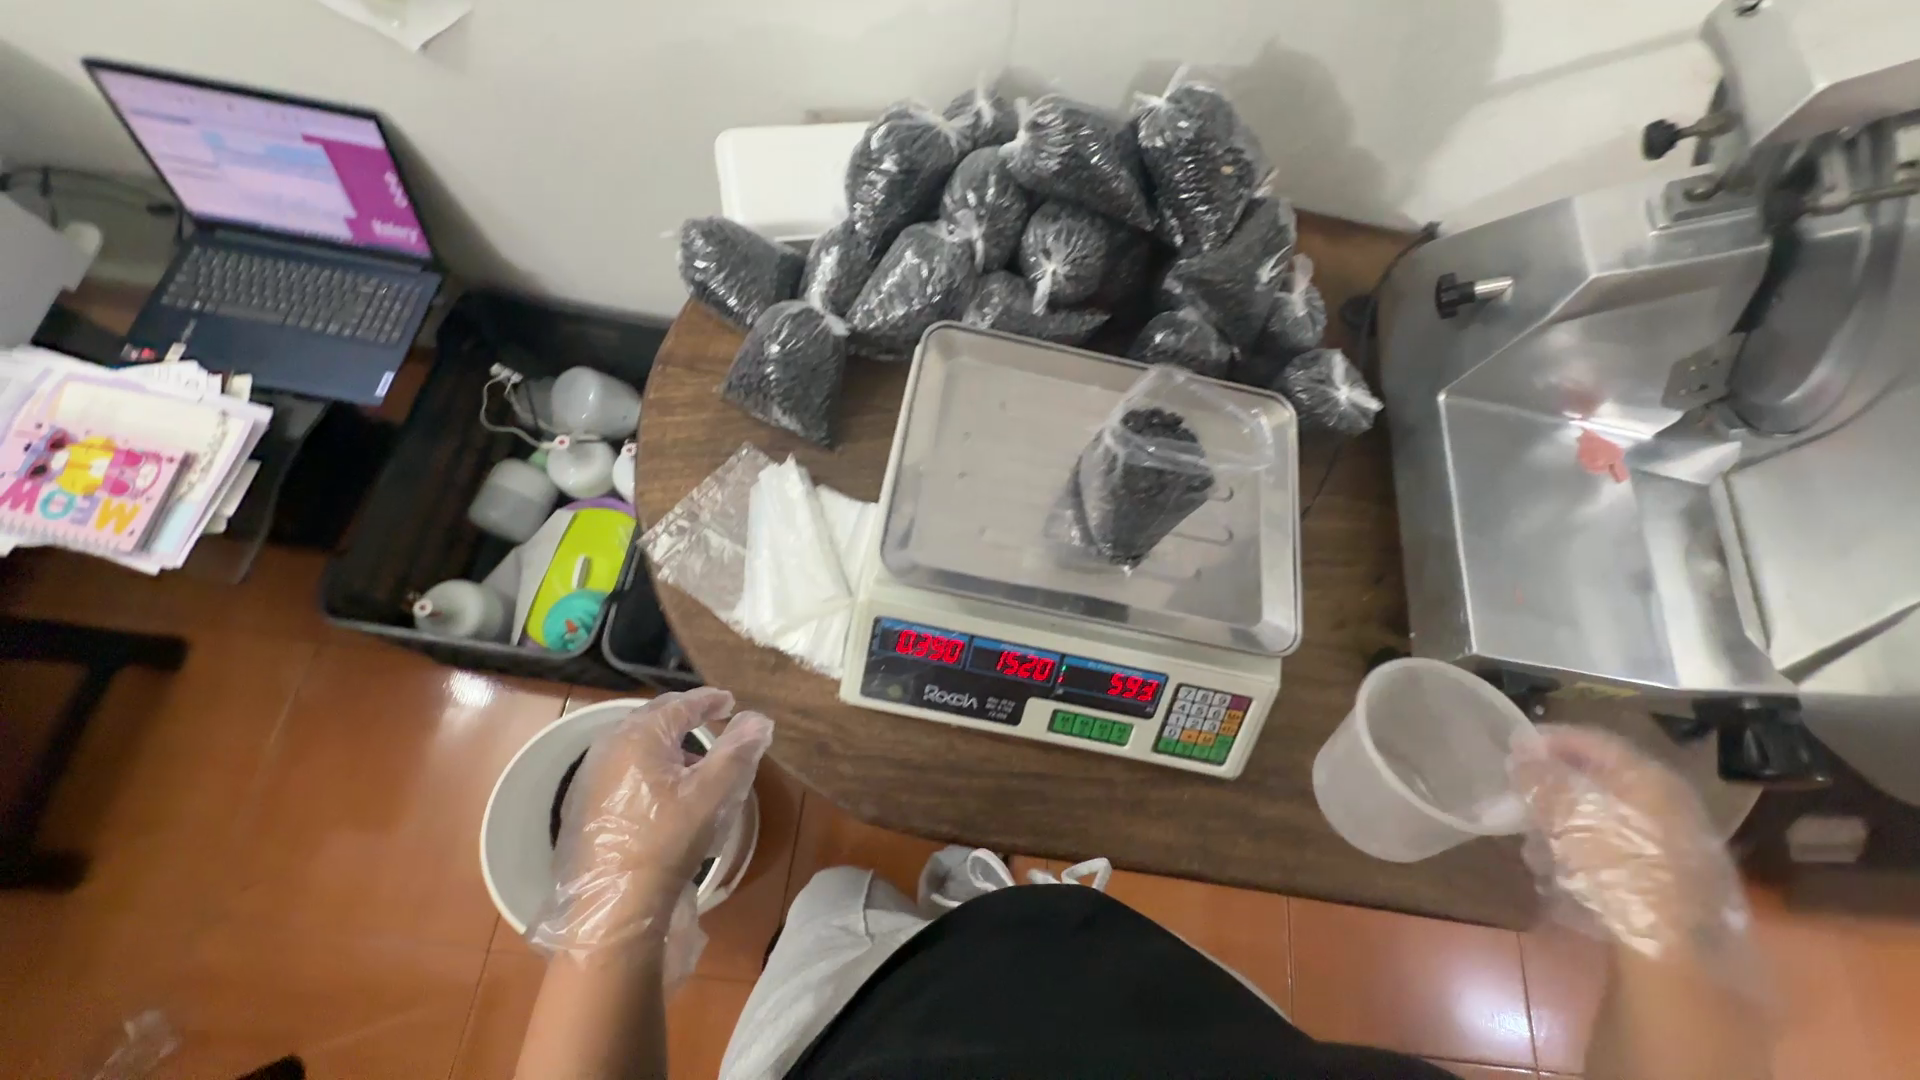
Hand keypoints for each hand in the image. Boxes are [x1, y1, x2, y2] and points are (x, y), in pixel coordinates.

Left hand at [529, 687, 773, 963]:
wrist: (614, 905)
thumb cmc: (668, 841)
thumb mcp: (713, 794)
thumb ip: (739, 750)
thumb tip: (758, 719)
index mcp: (639, 736)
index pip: (681, 704)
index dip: (709, 700)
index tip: (730, 702)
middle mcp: (609, 746)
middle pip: (654, 718)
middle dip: (686, 717)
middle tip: (712, 721)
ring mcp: (591, 776)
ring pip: (637, 744)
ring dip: (668, 743)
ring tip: (694, 761)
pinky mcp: (585, 804)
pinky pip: (623, 768)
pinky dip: (648, 766)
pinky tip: (663, 792)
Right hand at [1508, 725, 1750, 963]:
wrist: (1672, 948)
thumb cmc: (1616, 867)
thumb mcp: (1566, 814)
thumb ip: (1540, 777)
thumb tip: (1520, 752)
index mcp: (1649, 778)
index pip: (1593, 741)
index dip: (1550, 739)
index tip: (1512, 746)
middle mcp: (1669, 802)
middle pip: (1601, 778)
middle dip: (1556, 782)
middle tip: (1518, 791)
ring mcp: (1674, 841)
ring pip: (1607, 813)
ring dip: (1566, 817)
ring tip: (1533, 835)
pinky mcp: (1670, 877)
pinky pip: (1617, 845)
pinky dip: (1586, 845)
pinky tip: (1562, 866)